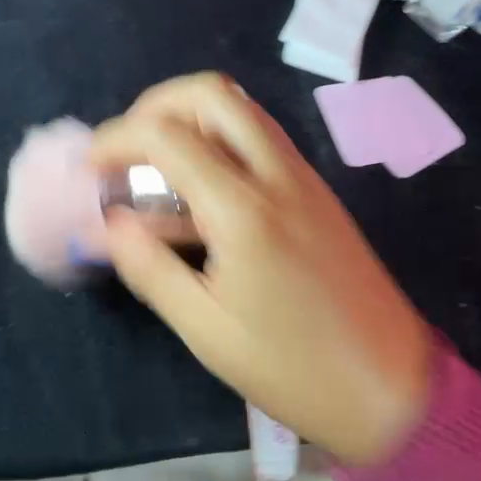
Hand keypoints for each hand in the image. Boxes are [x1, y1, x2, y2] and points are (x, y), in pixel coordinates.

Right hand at [91, 73, 432, 465]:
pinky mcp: (316, 188)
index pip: (166, 136)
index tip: (87, 167)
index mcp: (244, 208)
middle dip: (156, 104)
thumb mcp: (207, 330)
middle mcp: (276, 173)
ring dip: (190, 118)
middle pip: (211, 93)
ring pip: (241, 108)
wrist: (392, 387)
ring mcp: (302, 175)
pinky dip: (220, 139)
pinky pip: (261, 137)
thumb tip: (106, 224)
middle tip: (127, 148)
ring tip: (156, 166)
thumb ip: (150, 268)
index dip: (116, 139)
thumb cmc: (293, 368)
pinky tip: (200, 192)